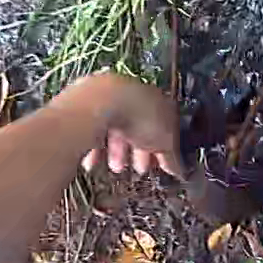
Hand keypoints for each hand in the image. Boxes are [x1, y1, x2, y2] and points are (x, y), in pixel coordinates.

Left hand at [64, 72, 180, 176]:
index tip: (159, 162)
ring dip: (116, 151)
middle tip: (138, 168)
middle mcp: (131, 93)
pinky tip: (93, 163)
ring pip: (113, 127)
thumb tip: (178, 169)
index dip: (161, 146)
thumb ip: (172, 157)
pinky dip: (93, 147)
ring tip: (116, 168)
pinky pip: (91, 129)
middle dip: (137, 150)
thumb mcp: (164, 142)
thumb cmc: (137, 116)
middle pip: (136, 125)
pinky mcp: (83, 105)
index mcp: (155, 97)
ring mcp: (106, 97)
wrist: (99, 104)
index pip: (162, 122)